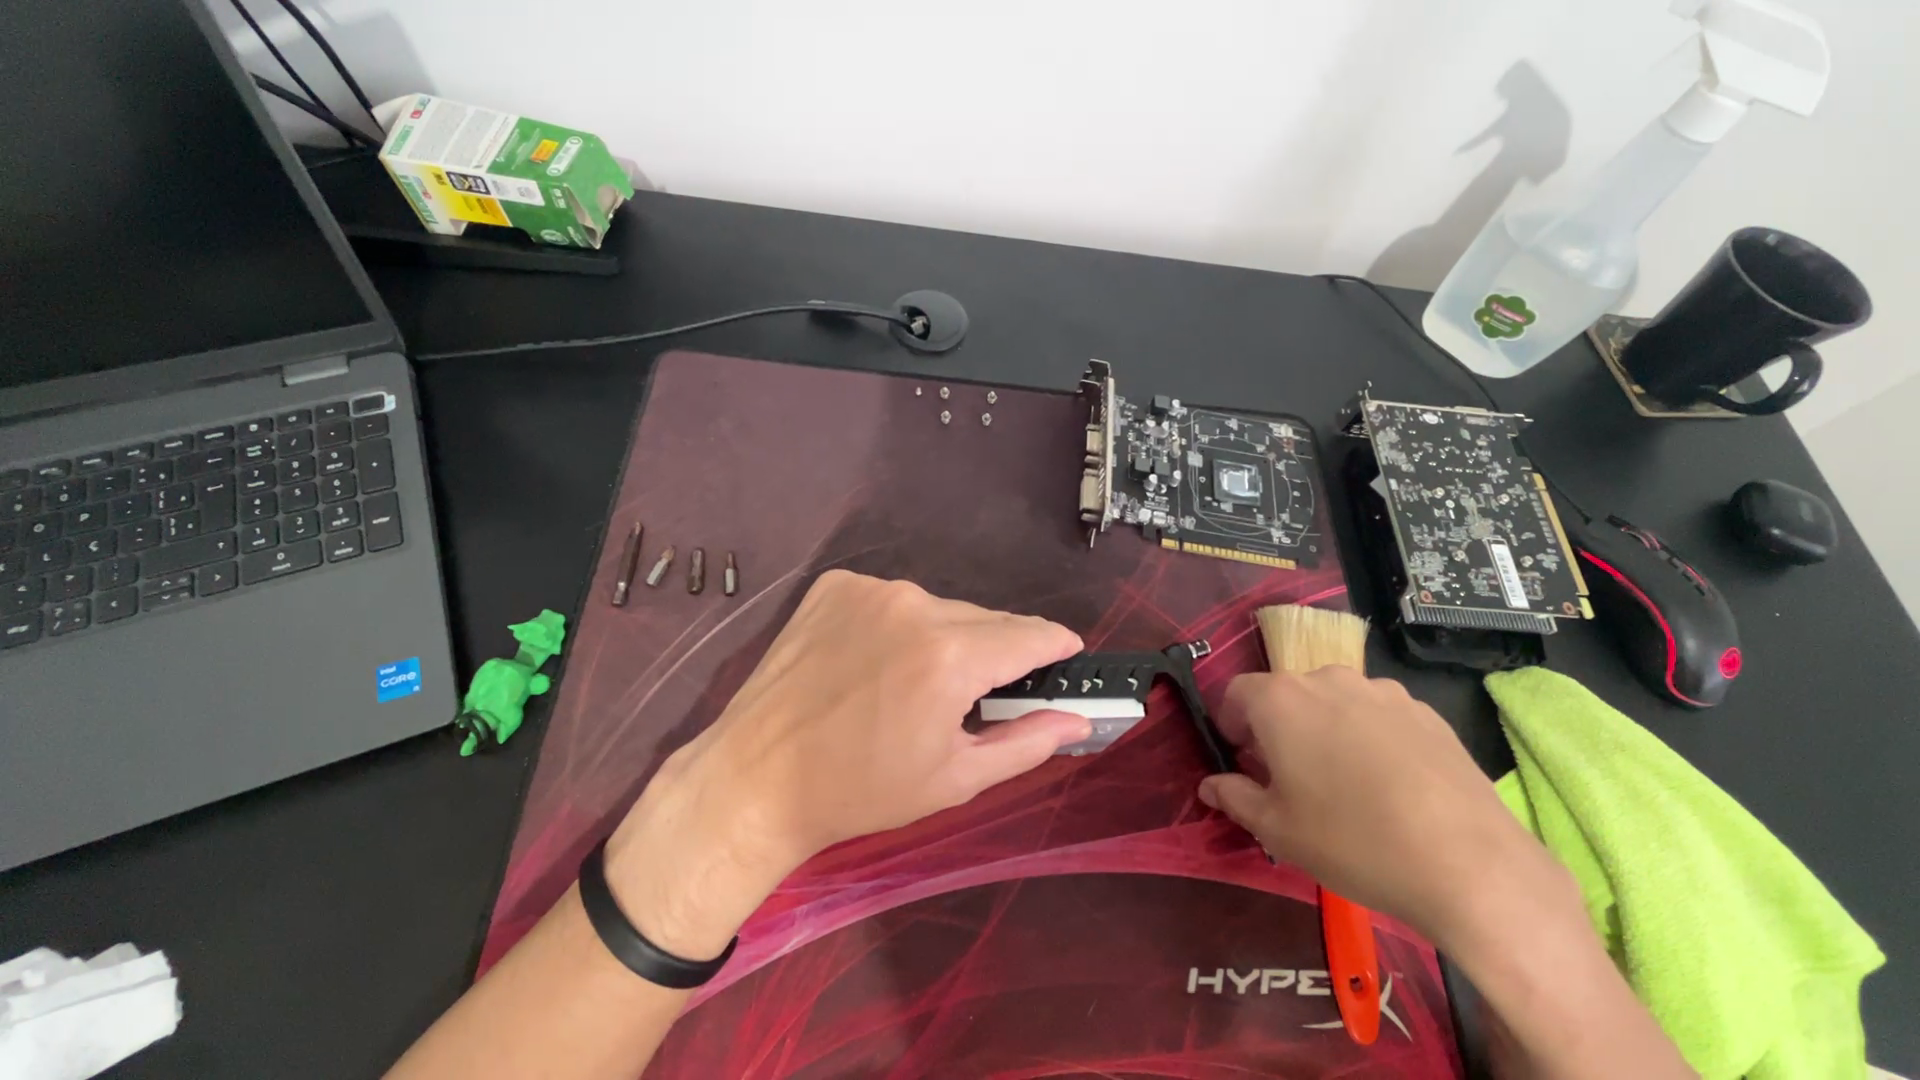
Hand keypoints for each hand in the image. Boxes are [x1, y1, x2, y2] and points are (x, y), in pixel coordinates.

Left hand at [604, 571, 1088, 958]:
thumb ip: (1027, 742)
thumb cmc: (860, 790)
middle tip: (974, 698)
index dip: (1056, 648)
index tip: (1064, 661)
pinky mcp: (833, 587)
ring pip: (938, 609)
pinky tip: (872, 663)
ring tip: (913, 685)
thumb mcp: (955, 778)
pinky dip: (896, 626)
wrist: (756, 779)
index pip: (1032, 634)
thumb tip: (1078, 721)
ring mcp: (869, 591)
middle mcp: (914, 607)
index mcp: (950, 657)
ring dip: (944, 638)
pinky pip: (890, 600)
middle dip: (995, 653)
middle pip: (986, 620)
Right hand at [1197, 668, 1569, 949]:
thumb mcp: (1277, 829)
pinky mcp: (1429, 714)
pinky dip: (1369, 739)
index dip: (1230, 725)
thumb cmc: (1352, 841)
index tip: (1241, 761)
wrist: (1469, 864)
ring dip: (1325, 731)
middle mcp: (1330, 680)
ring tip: (1343, 785)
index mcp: (1282, 700)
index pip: (1237, 693)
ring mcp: (1385, 693)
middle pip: (1288, 695)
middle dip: (1278, 729)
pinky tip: (1388, 788)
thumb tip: (1212, 784)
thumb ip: (1235, 797)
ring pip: (1336, 704)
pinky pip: (1379, 717)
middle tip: (1287, 779)